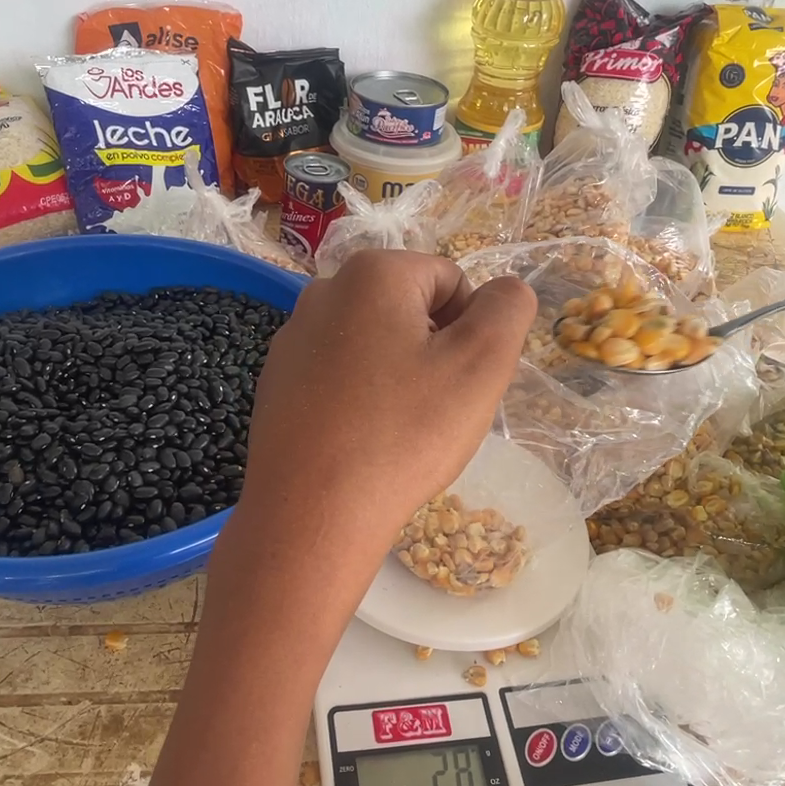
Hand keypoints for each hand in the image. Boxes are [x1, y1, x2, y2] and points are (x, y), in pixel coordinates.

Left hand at [222, 249, 535, 614]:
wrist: (312, 513)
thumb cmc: (403, 433)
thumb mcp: (481, 364)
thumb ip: (507, 309)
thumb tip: (506, 289)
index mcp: (372, 272)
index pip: (450, 280)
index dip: (471, 330)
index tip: (461, 382)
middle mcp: (322, 291)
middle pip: (408, 310)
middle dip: (433, 352)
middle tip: (435, 410)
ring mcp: (292, 340)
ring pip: (373, 346)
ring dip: (398, 378)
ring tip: (398, 432)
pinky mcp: (277, 384)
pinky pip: (338, 378)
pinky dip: (359, 400)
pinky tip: (361, 443)